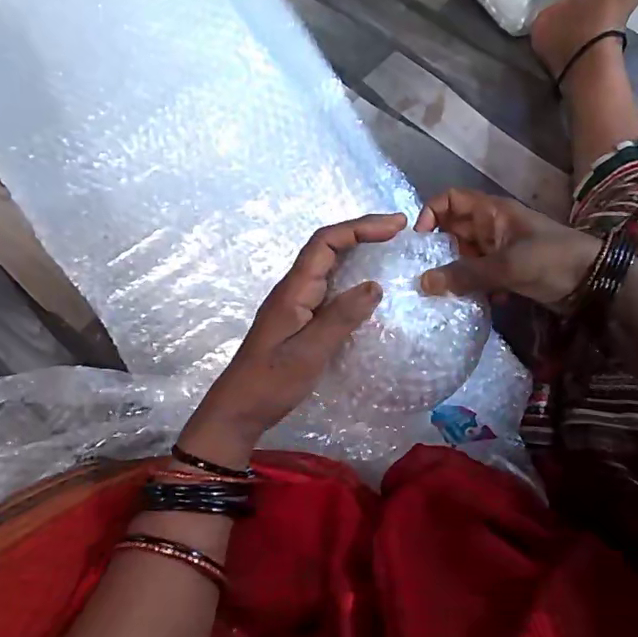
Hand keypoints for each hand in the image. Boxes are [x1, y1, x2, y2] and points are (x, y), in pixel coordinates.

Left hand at [177, 214, 405, 467]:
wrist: (238, 410)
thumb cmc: (271, 383)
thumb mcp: (309, 353)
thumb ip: (341, 318)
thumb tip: (375, 284)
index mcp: (293, 290)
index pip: (326, 242)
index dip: (360, 227)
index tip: (396, 226)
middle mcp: (293, 289)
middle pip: (327, 246)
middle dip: (362, 232)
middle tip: (398, 231)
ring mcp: (294, 304)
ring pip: (327, 265)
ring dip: (357, 250)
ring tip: (389, 249)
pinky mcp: (298, 319)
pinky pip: (327, 286)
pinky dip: (350, 276)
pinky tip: (367, 288)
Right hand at [414, 189, 599, 307]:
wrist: (592, 281)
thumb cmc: (551, 260)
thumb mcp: (505, 266)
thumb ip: (464, 274)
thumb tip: (423, 282)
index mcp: (491, 212)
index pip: (450, 200)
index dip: (430, 213)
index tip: (420, 240)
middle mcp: (491, 227)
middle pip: (452, 230)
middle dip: (438, 249)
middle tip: (425, 273)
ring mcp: (499, 249)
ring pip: (464, 256)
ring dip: (456, 273)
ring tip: (446, 293)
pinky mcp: (507, 271)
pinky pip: (479, 275)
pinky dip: (476, 286)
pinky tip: (482, 302)